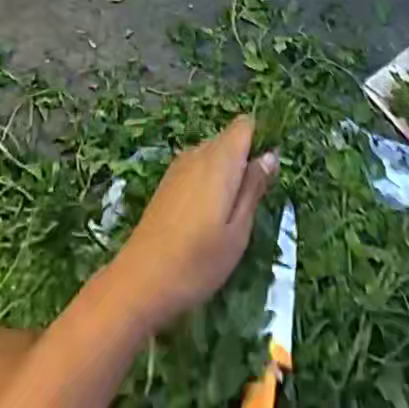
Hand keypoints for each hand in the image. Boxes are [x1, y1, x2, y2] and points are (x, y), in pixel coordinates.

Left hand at [109, 116, 277, 331]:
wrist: (137, 285)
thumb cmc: (197, 261)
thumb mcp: (238, 230)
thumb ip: (254, 187)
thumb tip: (270, 155)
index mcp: (220, 159)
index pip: (246, 124)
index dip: (261, 140)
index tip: (267, 173)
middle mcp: (198, 153)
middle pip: (230, 138)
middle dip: (245, 160)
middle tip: (251, 204)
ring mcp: (178, 167)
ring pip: (213, 154)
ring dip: (227, 174)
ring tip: (228, 216)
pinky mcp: (166, 184)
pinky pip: (197, 168)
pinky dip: (208, 183)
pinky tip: (205, 219)